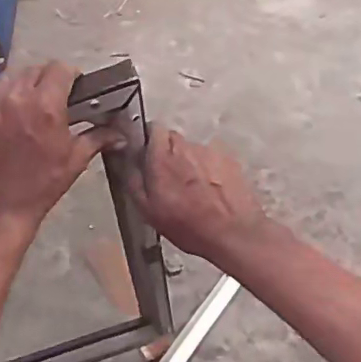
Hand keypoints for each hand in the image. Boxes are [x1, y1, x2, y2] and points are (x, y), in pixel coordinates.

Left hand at [0, 61, 117, 227]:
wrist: (0, 208)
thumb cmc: (42, 185)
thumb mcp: (74, 160)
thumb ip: (97, 138)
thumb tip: (120, 134)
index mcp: (46, 107)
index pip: (60, 69)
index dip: (69, 75)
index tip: (70, 86)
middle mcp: (15, 99)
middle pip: (33, 71)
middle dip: (44, 81)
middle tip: (48, 100)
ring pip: (6, 79)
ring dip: (17, 88)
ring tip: (21, 108)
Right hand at [127, 128, 276, 262]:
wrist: (233, 233)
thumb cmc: (189, 226)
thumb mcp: (148, 211)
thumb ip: (134, 179)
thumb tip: (127, 160)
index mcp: (162, 158)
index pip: (151, 128)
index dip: (148, 141)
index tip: (147, 156)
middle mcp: (186, 148)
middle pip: (172, 138)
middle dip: (168, 153)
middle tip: (169, 179)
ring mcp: (209, 152)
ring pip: (192, 150)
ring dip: (189, 163)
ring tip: (193, 191)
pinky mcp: (229, 159)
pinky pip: (211, 159)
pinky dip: (208, 170)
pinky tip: (210, 191)